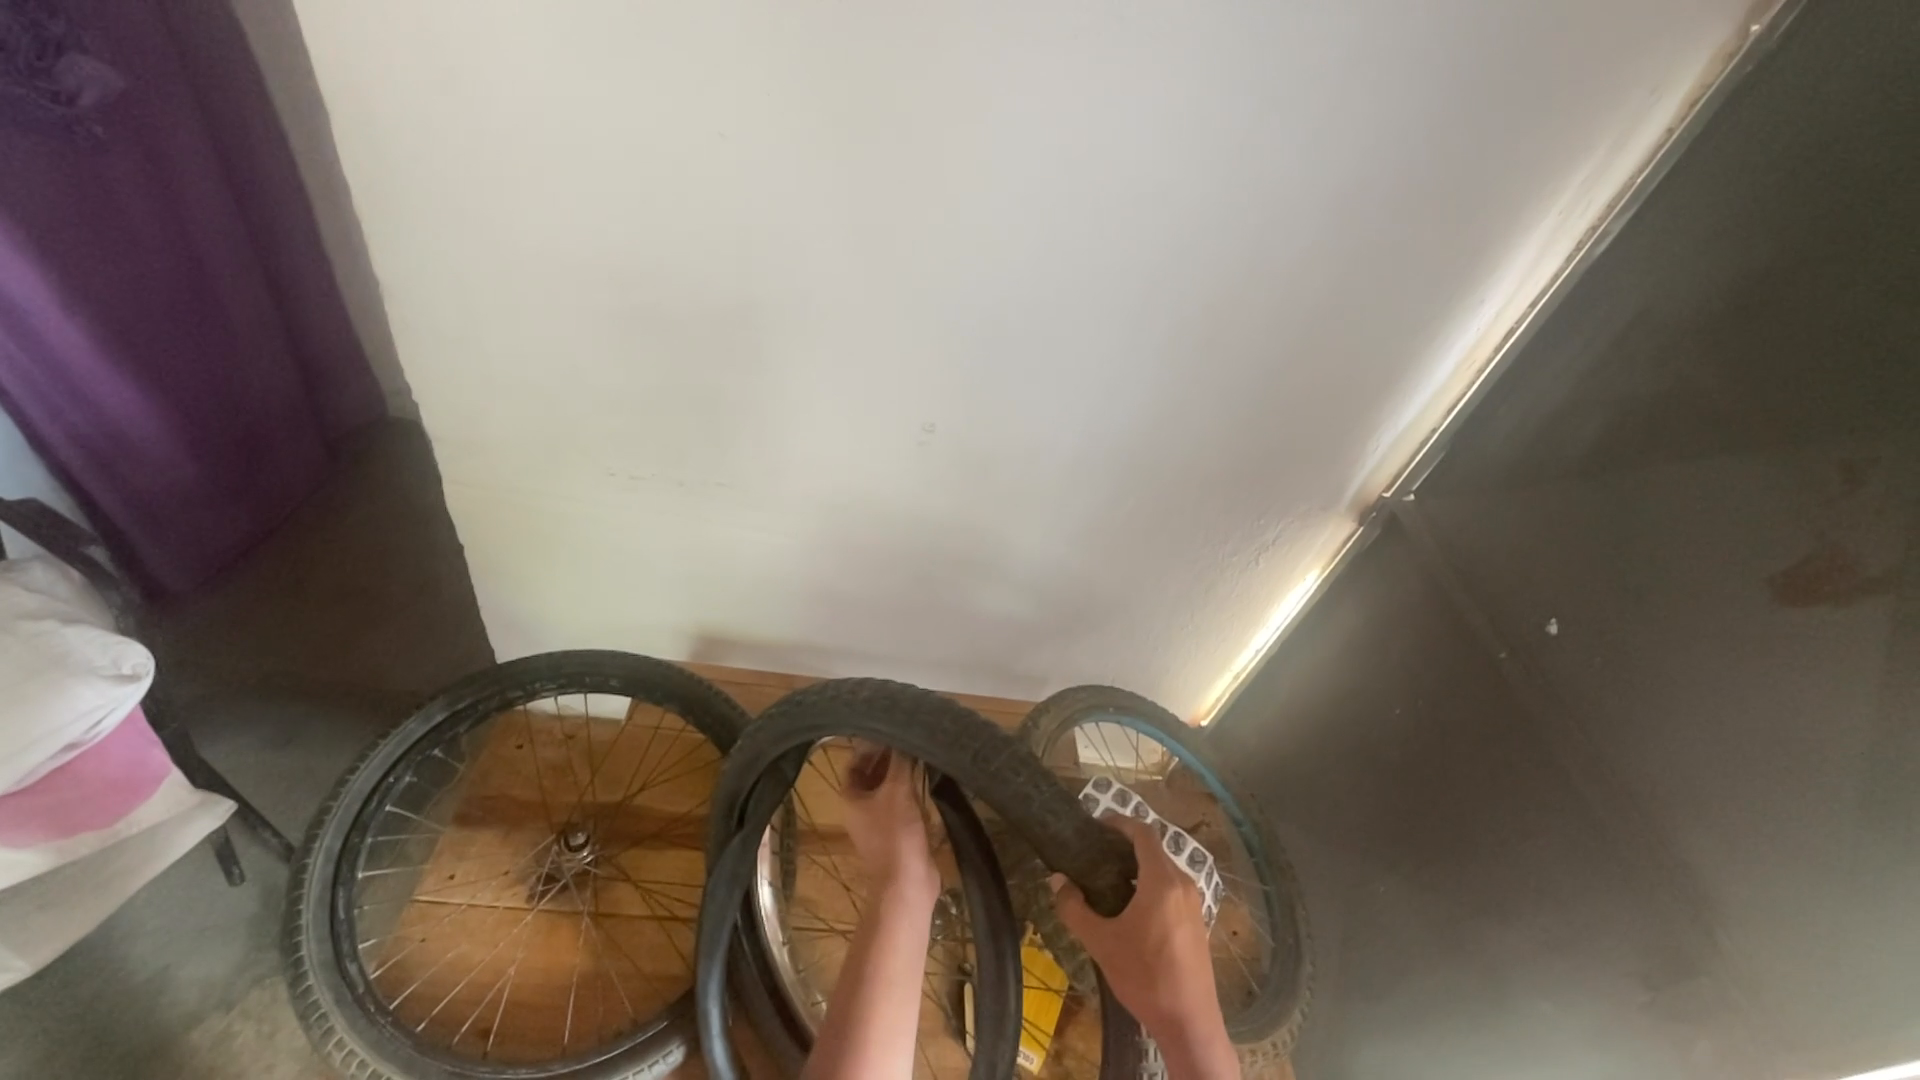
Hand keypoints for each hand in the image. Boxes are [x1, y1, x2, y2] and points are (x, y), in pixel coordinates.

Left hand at [840, 743, 940, 906]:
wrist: (908, 882)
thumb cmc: (896, 833)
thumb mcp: (897, 790)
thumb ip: (900, 760)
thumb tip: (904, 736)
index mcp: (851, 798)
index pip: (853, 764)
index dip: (868, 747)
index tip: (888, 732)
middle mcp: (862, 809)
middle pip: (871, 776)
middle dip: (888, 758)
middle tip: (908, 739)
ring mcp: (881, 822)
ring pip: (889, 790)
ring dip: (902, 773)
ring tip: (920, 753)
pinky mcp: (899, 832)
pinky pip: (903, 804)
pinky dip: (912, 791)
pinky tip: (928, 779)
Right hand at [1050, 815, 1236, 1078]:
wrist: (1190, 1023)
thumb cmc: (1144, 977)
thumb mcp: (1101, 942)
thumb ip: (1074, 908)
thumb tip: (1057, 880)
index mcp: (1162, 881)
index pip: (1143, 833)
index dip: (1119, 823)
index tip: (1095, 826)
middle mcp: (1183, 884)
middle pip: (1154, 850)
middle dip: (1124, 847)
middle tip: (1093, 854)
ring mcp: (1194, 904)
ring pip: (1163, 871)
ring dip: (1137, 868)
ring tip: (1106, 880)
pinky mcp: (1197, 923)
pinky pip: (1171, 889)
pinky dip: (1150, 886)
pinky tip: (1130, 909)